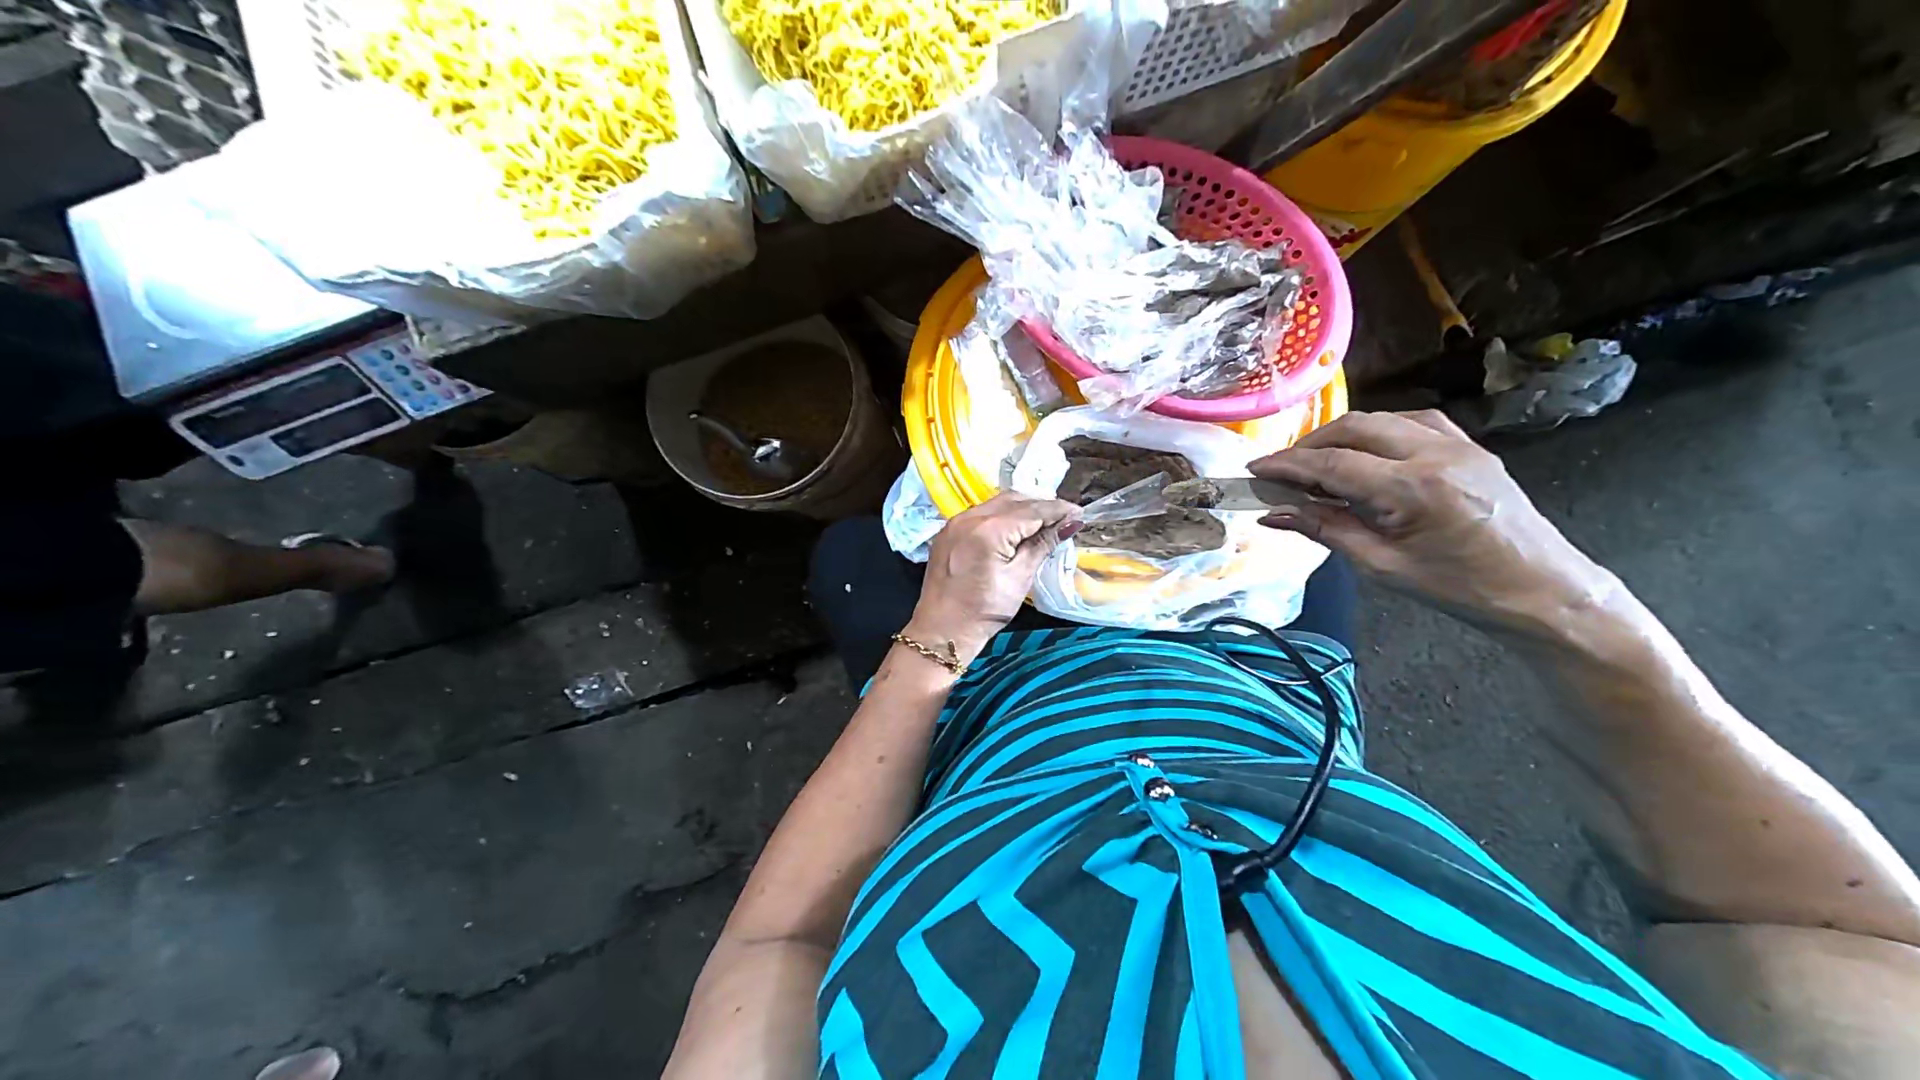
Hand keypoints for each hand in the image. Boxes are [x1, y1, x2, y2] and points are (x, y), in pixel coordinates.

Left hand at [906, 493, 1079, 666]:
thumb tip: (1069, 524)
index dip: (1058, 510)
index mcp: (988, 529)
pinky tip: (1015, 528)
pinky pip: (981, 512)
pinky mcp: (949, 531)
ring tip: (1044, 522)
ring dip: (1022, 508)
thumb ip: (1042, 545)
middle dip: (1041, 505)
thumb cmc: (984, 610)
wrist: (942, 629)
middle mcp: (970, 517)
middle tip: (1064, 518)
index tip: (1079, 513)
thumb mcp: (1019, 578)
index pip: (1032, 510)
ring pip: (997, 503)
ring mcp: (956, 522)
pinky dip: (1002, 514)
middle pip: (1014, 500)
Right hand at [1248, 410, 1617, 635]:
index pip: (1333, 464)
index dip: (1287, 464)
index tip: (1255, 469)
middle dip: (1310, 444)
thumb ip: (1325, 529)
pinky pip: (1414, 422)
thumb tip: (1273, 514)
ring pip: (1382, 418)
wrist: (1541, 590)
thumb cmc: (1459, 587)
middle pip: (1355, 427)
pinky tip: (1365, 452)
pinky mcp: (1471, 447)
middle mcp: (1438, 454)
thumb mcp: (1381, 566)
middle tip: (1281, 470)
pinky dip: (1378, 431)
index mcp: (1415, 489)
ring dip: (1341, 435)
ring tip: (1317, 463)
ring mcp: (1459, 445)